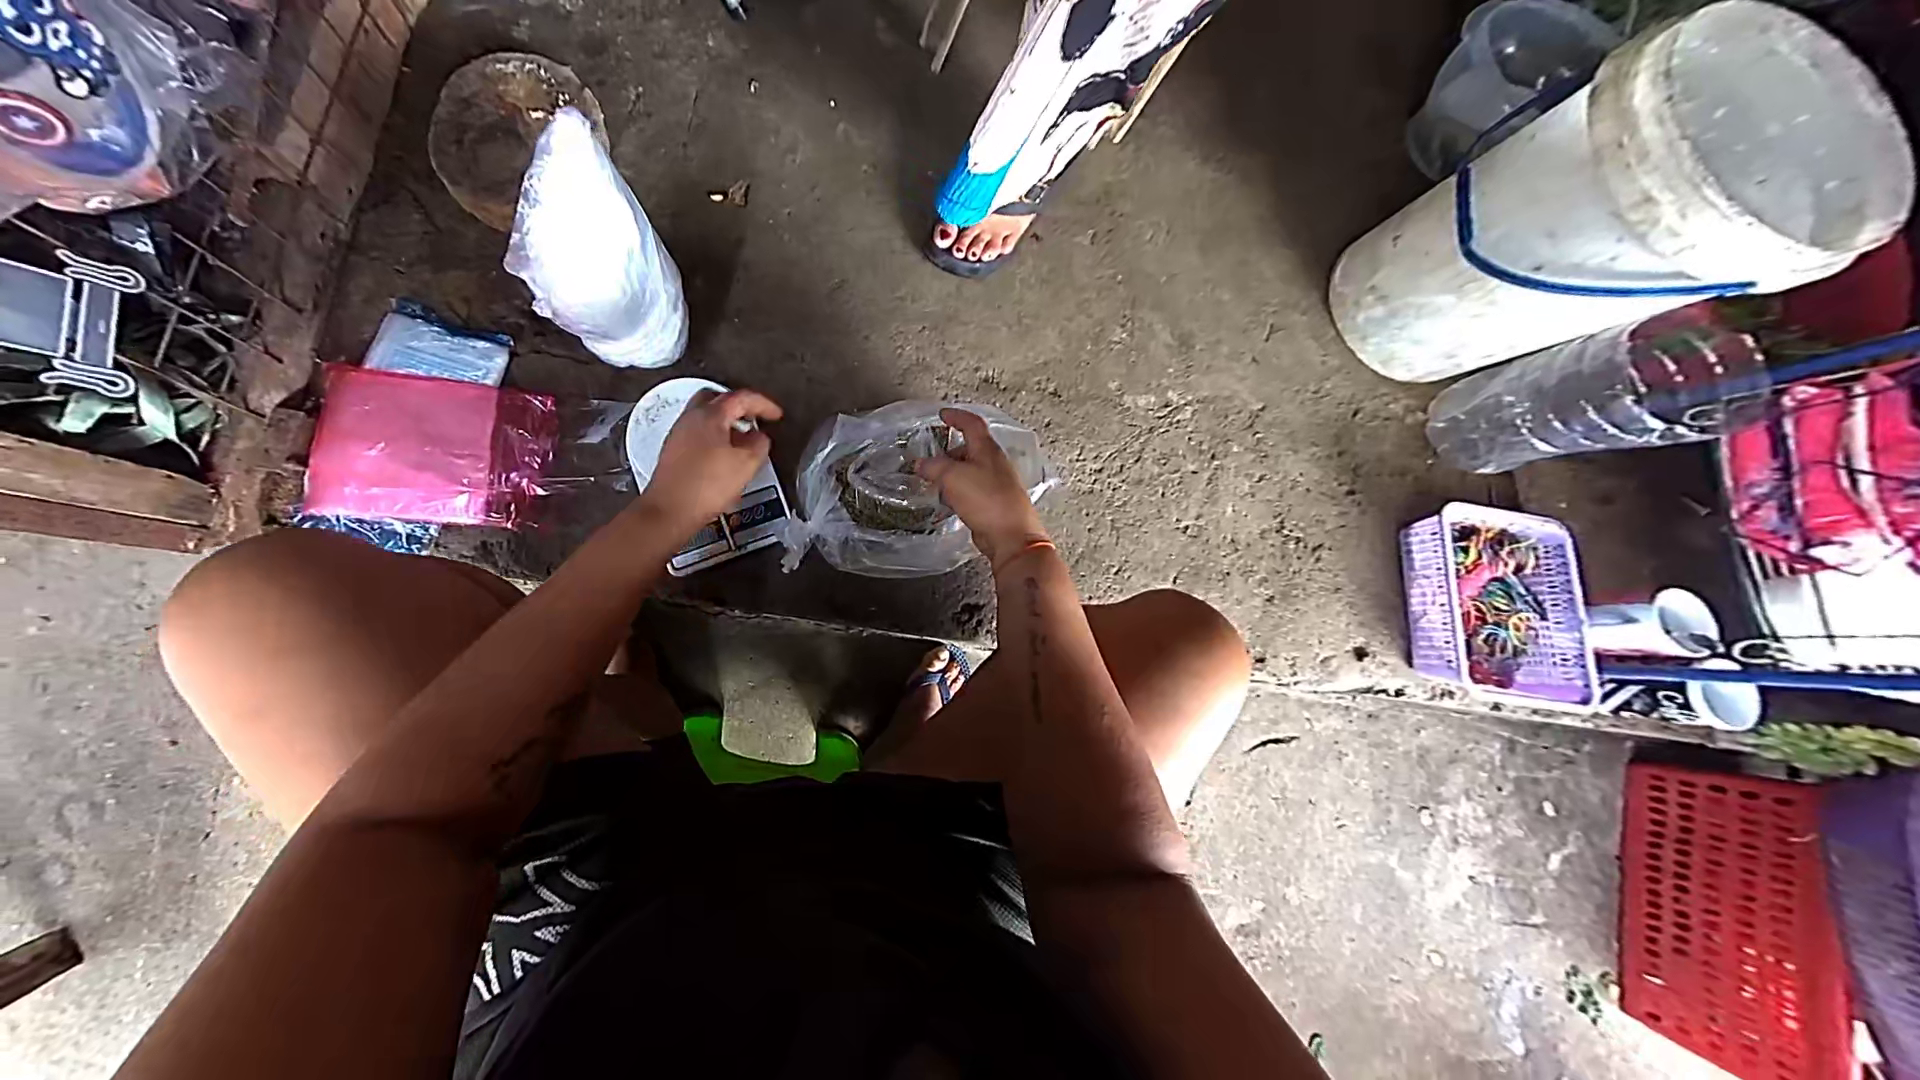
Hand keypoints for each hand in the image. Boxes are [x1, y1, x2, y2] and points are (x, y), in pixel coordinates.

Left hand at [634, 388, 782, 538]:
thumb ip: (760, 445)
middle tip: (755, 417)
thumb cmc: (704, 487)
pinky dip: (715, 437)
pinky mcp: (674, 452)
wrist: (671, 511)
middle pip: (717, 399)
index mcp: (709, 416)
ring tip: (744, 440)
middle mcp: (690, 419)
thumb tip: (760, 438)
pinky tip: (725, 456)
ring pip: (706, 417)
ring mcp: (679, 435)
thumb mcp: (746, 464)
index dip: (764, 404)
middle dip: (739, 406)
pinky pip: (698, 434)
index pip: (741, 398)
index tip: (775, 414)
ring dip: (727, 423)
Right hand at [915, 407, 1048, 566]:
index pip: (972, 424)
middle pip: (970, 449)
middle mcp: (995, 464)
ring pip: (970, 471)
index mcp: (987, 450)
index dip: (957, 416)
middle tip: (932, 461)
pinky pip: (973, 491)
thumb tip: (921, 464)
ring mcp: (997, 484)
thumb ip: (933, 467)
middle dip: (949, 453)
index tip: (943, 414)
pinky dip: (959, 492)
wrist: (1011, 536)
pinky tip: (950, 503)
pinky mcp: (995, 503)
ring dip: (952, 475)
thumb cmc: (986, 500)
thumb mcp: (952, 477)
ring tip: (937, 485)